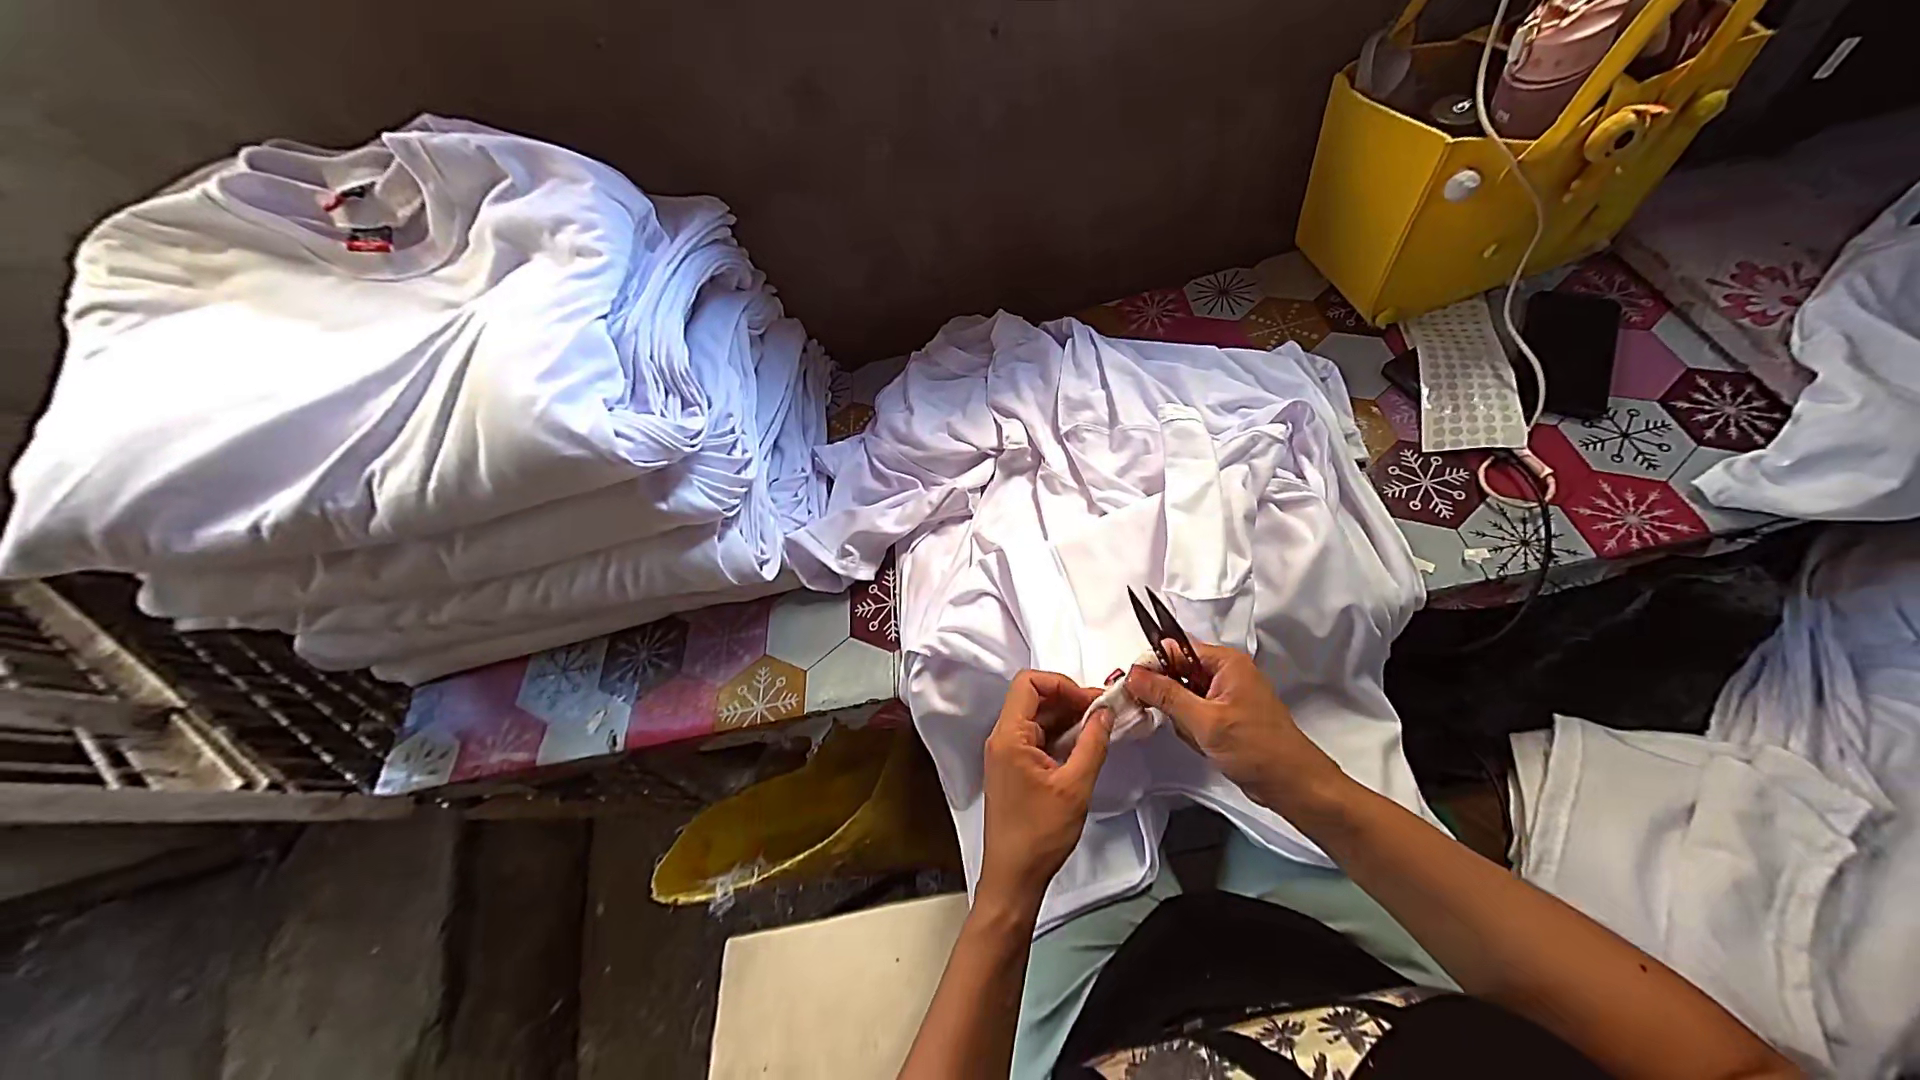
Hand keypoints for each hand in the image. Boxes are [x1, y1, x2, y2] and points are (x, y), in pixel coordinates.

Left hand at [978, 670, 1110, 908]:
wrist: (1013, 876)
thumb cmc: (1039, 835)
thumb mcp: (1075, 786)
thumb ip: (1092, 743)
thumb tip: (1104, 713)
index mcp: (1009, 736)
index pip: (1029, 683)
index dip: (1062, 684)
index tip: (1091, 700)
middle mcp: (1002, 739)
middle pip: (1034, 698)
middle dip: (1070, 699)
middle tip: (1103, 712)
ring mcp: (1007, 753)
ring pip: (1038, 718)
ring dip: (1068, 718)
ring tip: (1099, 729)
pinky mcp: (1014, 768)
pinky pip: (1038, 738)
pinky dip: (1061, 736)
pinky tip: (1084, 747)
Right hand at [1125, 641, 1345, 810]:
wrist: (1293, 785)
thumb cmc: (1259, 749)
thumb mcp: (1205, 720)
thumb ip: (1166, 695)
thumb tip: (1135, 675)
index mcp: (1226, 662)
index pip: (1175, 648)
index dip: (1153, 665)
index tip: (1136, 685)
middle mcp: (1225, 673)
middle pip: (1177, 671)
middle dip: (1167, 695)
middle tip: (1169, 715)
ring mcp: (1225, 695)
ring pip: (1182, 694)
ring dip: (1180, 715)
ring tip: (1196, 734)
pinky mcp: (1224, 715)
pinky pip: (1193, 712)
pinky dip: (1190, 726)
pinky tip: (1200, 741)